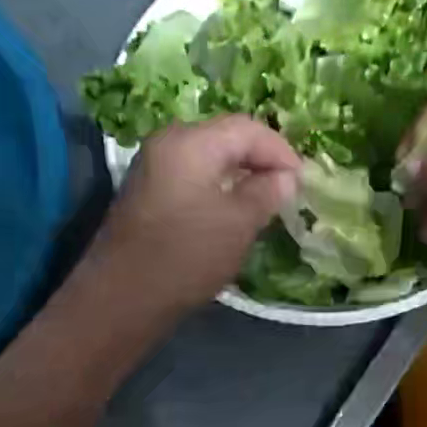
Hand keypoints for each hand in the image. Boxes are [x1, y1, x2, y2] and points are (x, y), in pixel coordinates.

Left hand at [88, 115, 299, 312]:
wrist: (124, 298)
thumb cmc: (187, 257)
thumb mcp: (238, 224)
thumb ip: (266, 193)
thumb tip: (285, 177)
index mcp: (191, 142)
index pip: (247, 128)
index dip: (280, 151)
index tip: (302, 180)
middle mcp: (167, 143)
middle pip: (224, 138)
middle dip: (259, 160)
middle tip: (286, 189)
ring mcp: (152, 168)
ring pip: (207, 159)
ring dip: (239, 175)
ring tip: (264, 202)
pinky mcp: (146, 194)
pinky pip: (191, 177)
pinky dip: (217, 187)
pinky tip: (230, 212)